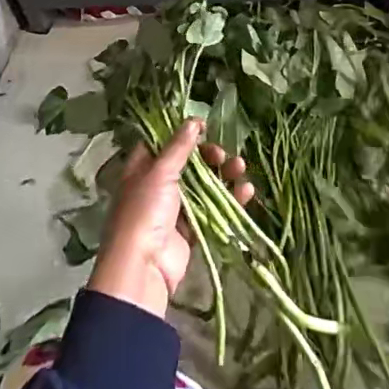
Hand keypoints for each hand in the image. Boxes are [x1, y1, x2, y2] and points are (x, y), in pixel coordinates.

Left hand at [87, 119, 254, 318]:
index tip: (205, 126)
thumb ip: (178, 147)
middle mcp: (156, 185)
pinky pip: (212, 210)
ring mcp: (174, 209)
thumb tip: (193, 121)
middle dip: (208, 156)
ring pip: (203, 186)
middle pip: (187, 164)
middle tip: (222, 154)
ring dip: (223, 175)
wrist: (143, 267)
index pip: (163, 142)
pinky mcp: (190, 230)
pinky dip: (229, 200)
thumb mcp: (160, 172)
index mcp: (142, 168)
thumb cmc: (145, 211)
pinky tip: (246, 191)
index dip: (183, 133)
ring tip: (241, 168)